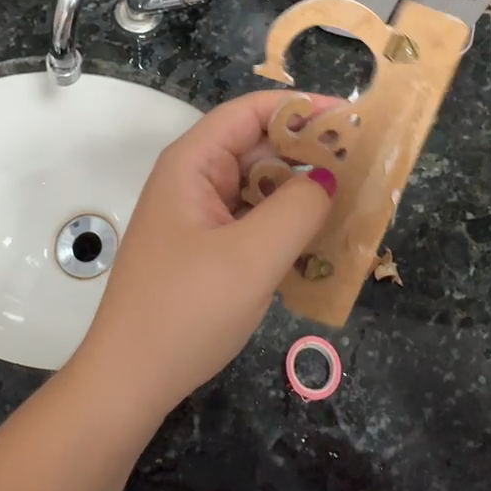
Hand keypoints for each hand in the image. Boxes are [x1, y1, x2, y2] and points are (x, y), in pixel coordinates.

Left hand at [70, 90, 336, 411]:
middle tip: (363, 165)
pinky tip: (317, 239)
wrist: (127, 382)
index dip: (301, 108)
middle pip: (256, 145)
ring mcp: (196, 214)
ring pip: (257, 184)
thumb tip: (327, 176)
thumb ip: (298, 208)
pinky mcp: (203, 246)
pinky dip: (284, 222)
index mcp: (193, 163)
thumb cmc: (185, 311)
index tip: (351, 120)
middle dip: (307, 151)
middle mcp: (192, 178)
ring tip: (351, 199)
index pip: (252, 112)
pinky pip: (250, 218)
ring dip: (299, 190)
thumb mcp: (252, 257)